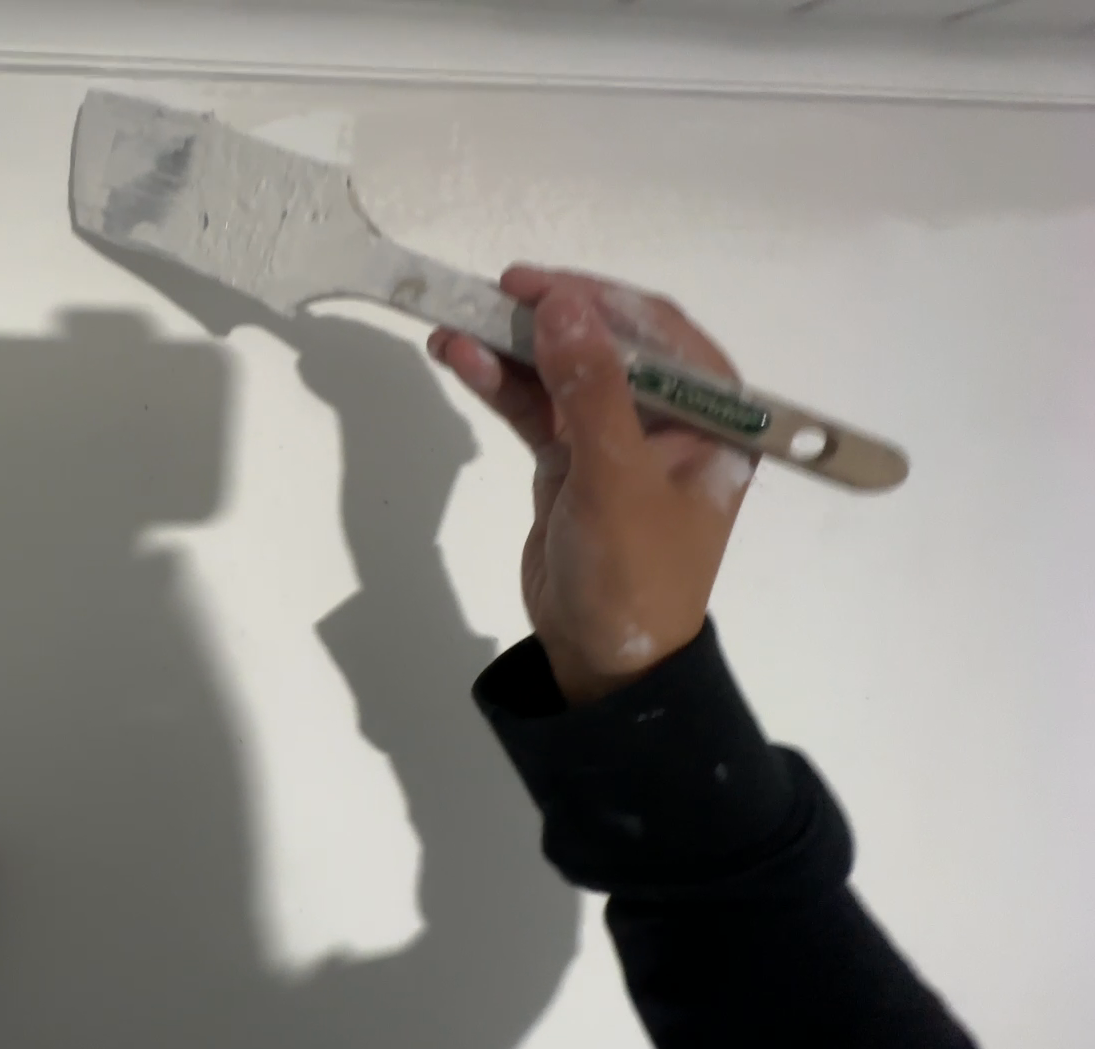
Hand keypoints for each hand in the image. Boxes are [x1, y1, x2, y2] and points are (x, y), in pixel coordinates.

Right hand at [428, 266, 754, 704]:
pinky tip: (460, 363)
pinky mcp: (566, 460)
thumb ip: (589, 389)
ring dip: (506, 353)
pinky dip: (497, 387)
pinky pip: (530, 411)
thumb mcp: (615, 478)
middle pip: (597, 347)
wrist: (600, 651)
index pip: (654, 333)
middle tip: (484, 297)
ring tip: (450, 328)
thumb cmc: (633, 570)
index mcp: (708, 414)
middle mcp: (661, 416)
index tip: (530, 285)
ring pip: (555, 377)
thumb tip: (562, 307)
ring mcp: (608, 438)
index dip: (593, 300)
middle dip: (540, 322)